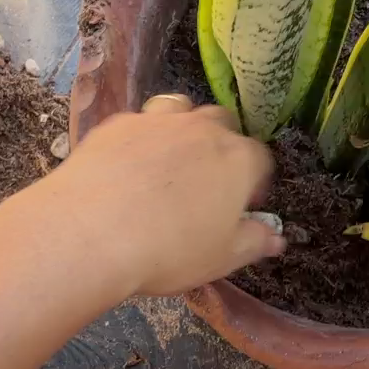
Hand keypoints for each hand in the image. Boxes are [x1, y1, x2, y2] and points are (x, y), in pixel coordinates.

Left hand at [18, 93, 282, 295]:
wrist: (91, 233)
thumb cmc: (169, 251)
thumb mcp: (222, 258)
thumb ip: (254, 242)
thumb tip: (276, 238)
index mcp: (237, 160)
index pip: (260, 159)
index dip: (254, 182)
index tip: (242, 206)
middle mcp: (201, 129)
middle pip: (222, 125)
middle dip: (221, 148)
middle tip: (207, 184)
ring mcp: (156, 121)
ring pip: (180, 110)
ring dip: (182, 130)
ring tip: (169, 164)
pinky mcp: (116, 125)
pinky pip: (137, 124)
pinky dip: (140, 140)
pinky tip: (126, 168)